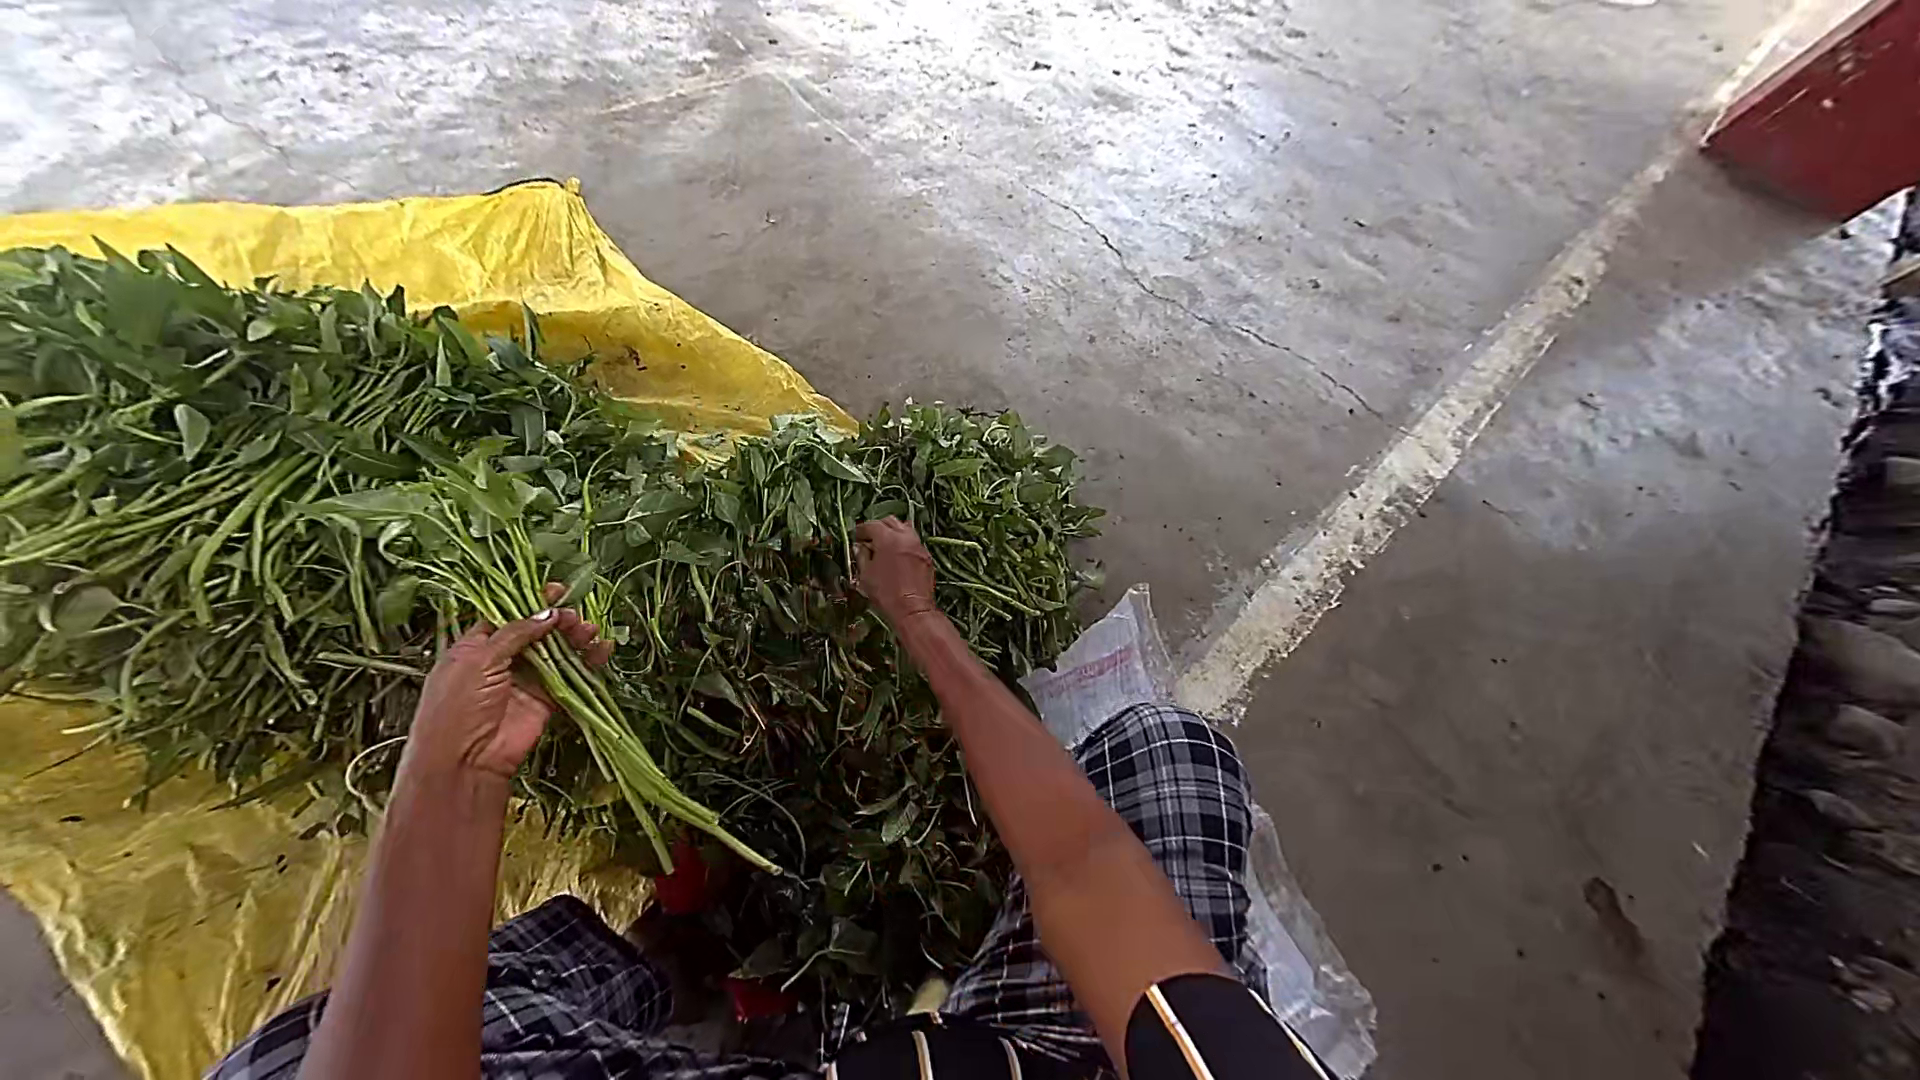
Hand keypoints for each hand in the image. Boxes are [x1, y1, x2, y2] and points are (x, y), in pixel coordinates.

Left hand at [403, 583, 613, 780]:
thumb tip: (547, 613)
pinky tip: (602, 649)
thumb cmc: (457, 708)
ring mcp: (528, 680)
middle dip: (558, 620)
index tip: (556, 590)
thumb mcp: (478, 662)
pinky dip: (590, 661)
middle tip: (573, 616)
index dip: (530, 603)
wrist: (466, 761)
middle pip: (538, 632)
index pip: (507, 617)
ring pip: (558, 651)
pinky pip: (573, 675)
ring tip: (588, 631)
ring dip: (575, 638)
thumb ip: (515, 634)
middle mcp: (503, 661)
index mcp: (476, 649)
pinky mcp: (548, 698)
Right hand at [855, 517, 939, 625]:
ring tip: (884, 545)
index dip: (861, 530)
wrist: (912, 609)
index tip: (856, 537)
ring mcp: (918, 546)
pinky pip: (914, 543)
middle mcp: (906, 537)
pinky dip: (904, 544)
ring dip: (893, 533)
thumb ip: (862, 556)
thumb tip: (860, 547)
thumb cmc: (885, 593)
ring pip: (905, 529)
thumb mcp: (866, 574)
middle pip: (890, 521)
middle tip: (869, 538)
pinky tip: (897, 556)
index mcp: (888, 538)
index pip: (872, 525)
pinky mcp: (926, 557)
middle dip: (878, 527)